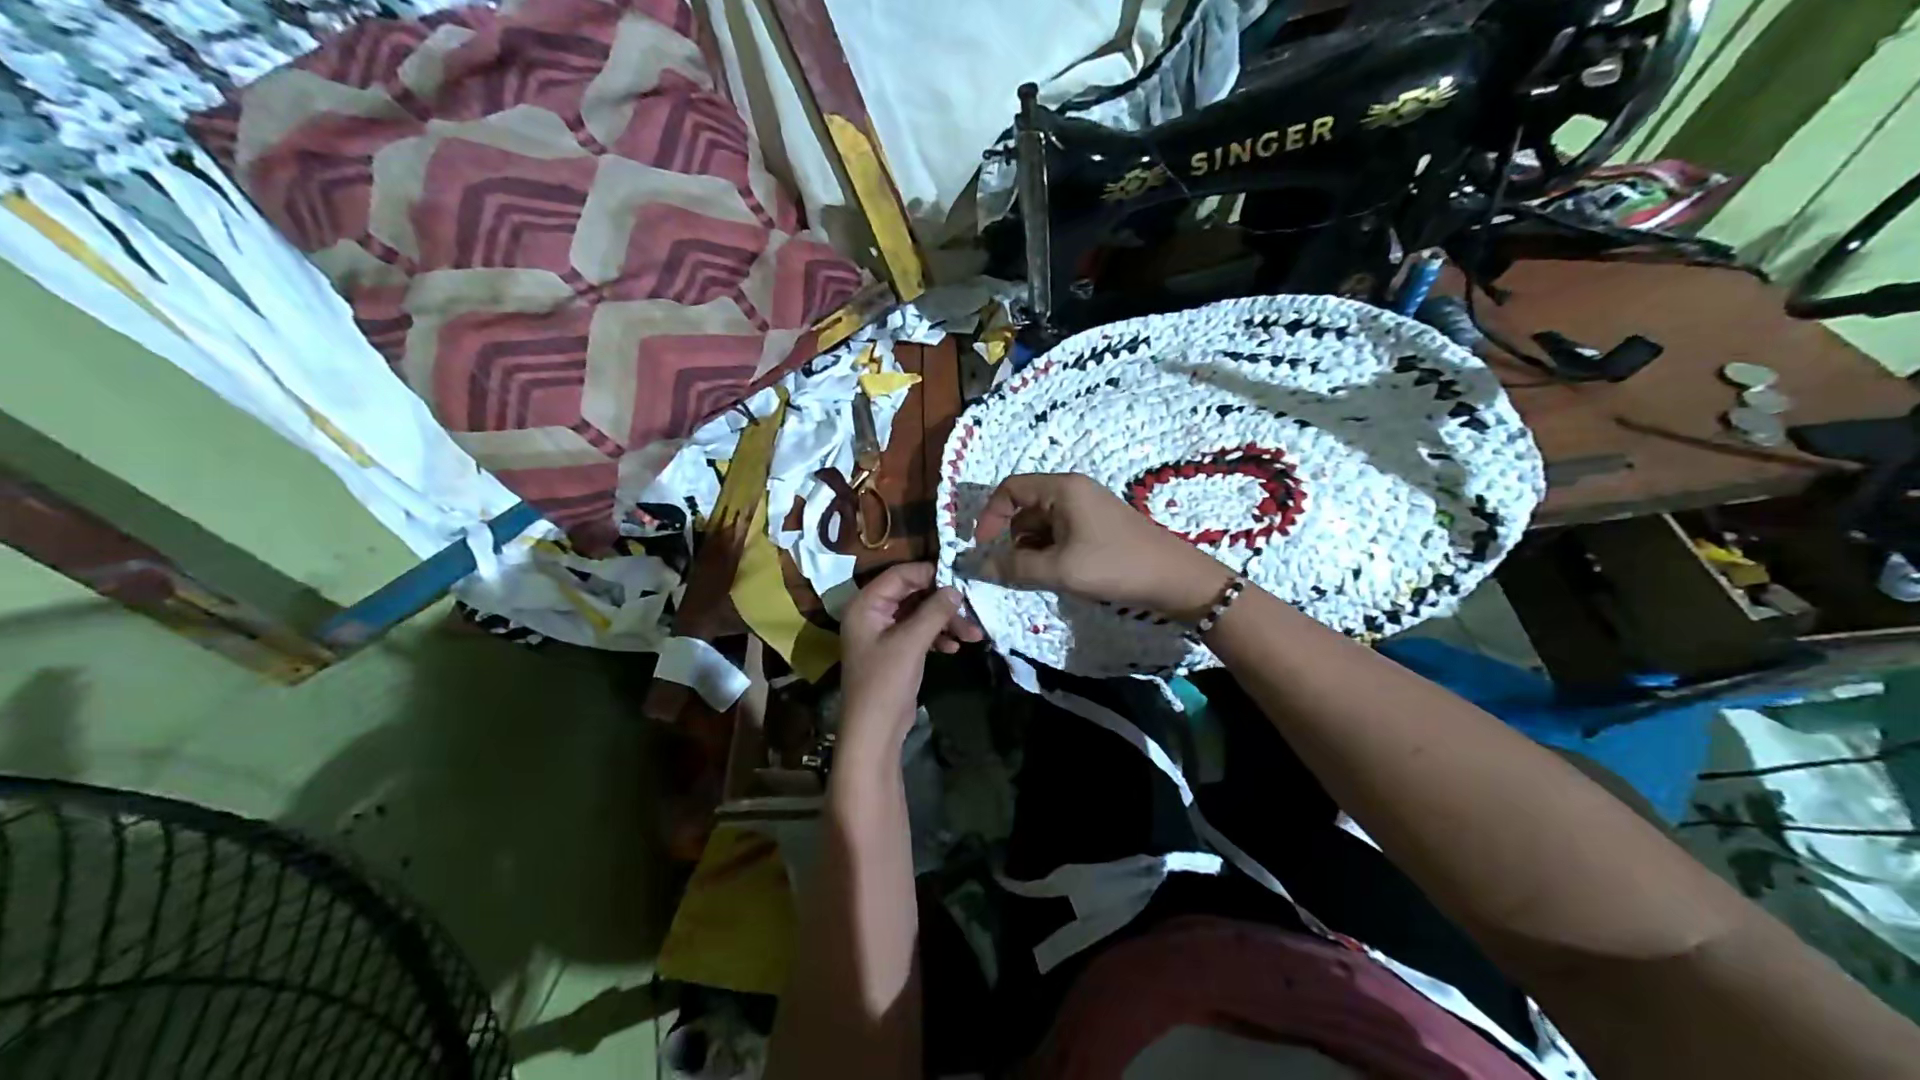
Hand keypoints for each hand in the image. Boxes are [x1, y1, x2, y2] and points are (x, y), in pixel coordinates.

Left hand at [839, 563, 983, 752]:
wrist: (874, 730)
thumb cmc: (886, 681)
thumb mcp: (911, 642)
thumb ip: (934, 612)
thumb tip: (955, 589)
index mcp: (866, 605)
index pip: (900, 575)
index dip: (930, 573)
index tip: (960, 578)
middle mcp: (872, 613)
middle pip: (912, 594)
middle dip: (942, 603)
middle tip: (971, 610)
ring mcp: (883, 633)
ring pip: (919, 614)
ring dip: (945, 622)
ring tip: (972, 634)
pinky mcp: (895, 650)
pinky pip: (919, 632)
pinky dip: (937, 636)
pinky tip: (954, 646)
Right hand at [972, 473, 1233, 620]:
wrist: (1173, 579)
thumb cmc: (1114, 566)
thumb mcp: (1058, 569)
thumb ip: (1014, 566)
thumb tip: (978, 565)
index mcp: (1062, 488)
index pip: (1010, 488)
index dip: (991, 516)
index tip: (984, 548)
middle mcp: (1073, 490)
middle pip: (1024, 506)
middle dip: (1013, 538)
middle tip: (1017, 569)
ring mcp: (1086, 506)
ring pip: (1041, 523)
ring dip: (1032, 548)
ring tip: (1043, 575)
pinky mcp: (1096, 524)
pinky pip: (1059, 531)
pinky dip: (1050, 551)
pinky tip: (1059, 573)